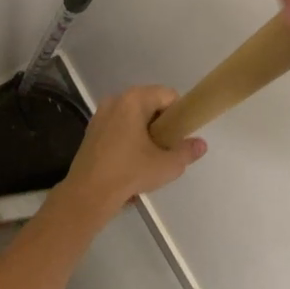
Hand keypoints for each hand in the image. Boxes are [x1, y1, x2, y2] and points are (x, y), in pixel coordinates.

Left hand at [57, 87, 206, 213]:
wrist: (89, 193)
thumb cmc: (130, 172)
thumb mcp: (167, 165)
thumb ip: (187, 151)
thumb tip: (200, 144)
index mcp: (133, 100)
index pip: (168, 95)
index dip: (179, 114)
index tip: (180, 136)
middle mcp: (114, 100)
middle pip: (149, 104)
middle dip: (161, 124)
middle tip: (166, 148)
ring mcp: (100, 115)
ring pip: (133, 117)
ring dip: (145, 132)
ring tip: (149, 157)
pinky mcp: (91, 131)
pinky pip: (118, 127)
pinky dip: (128, 138)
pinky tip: (130, 161)